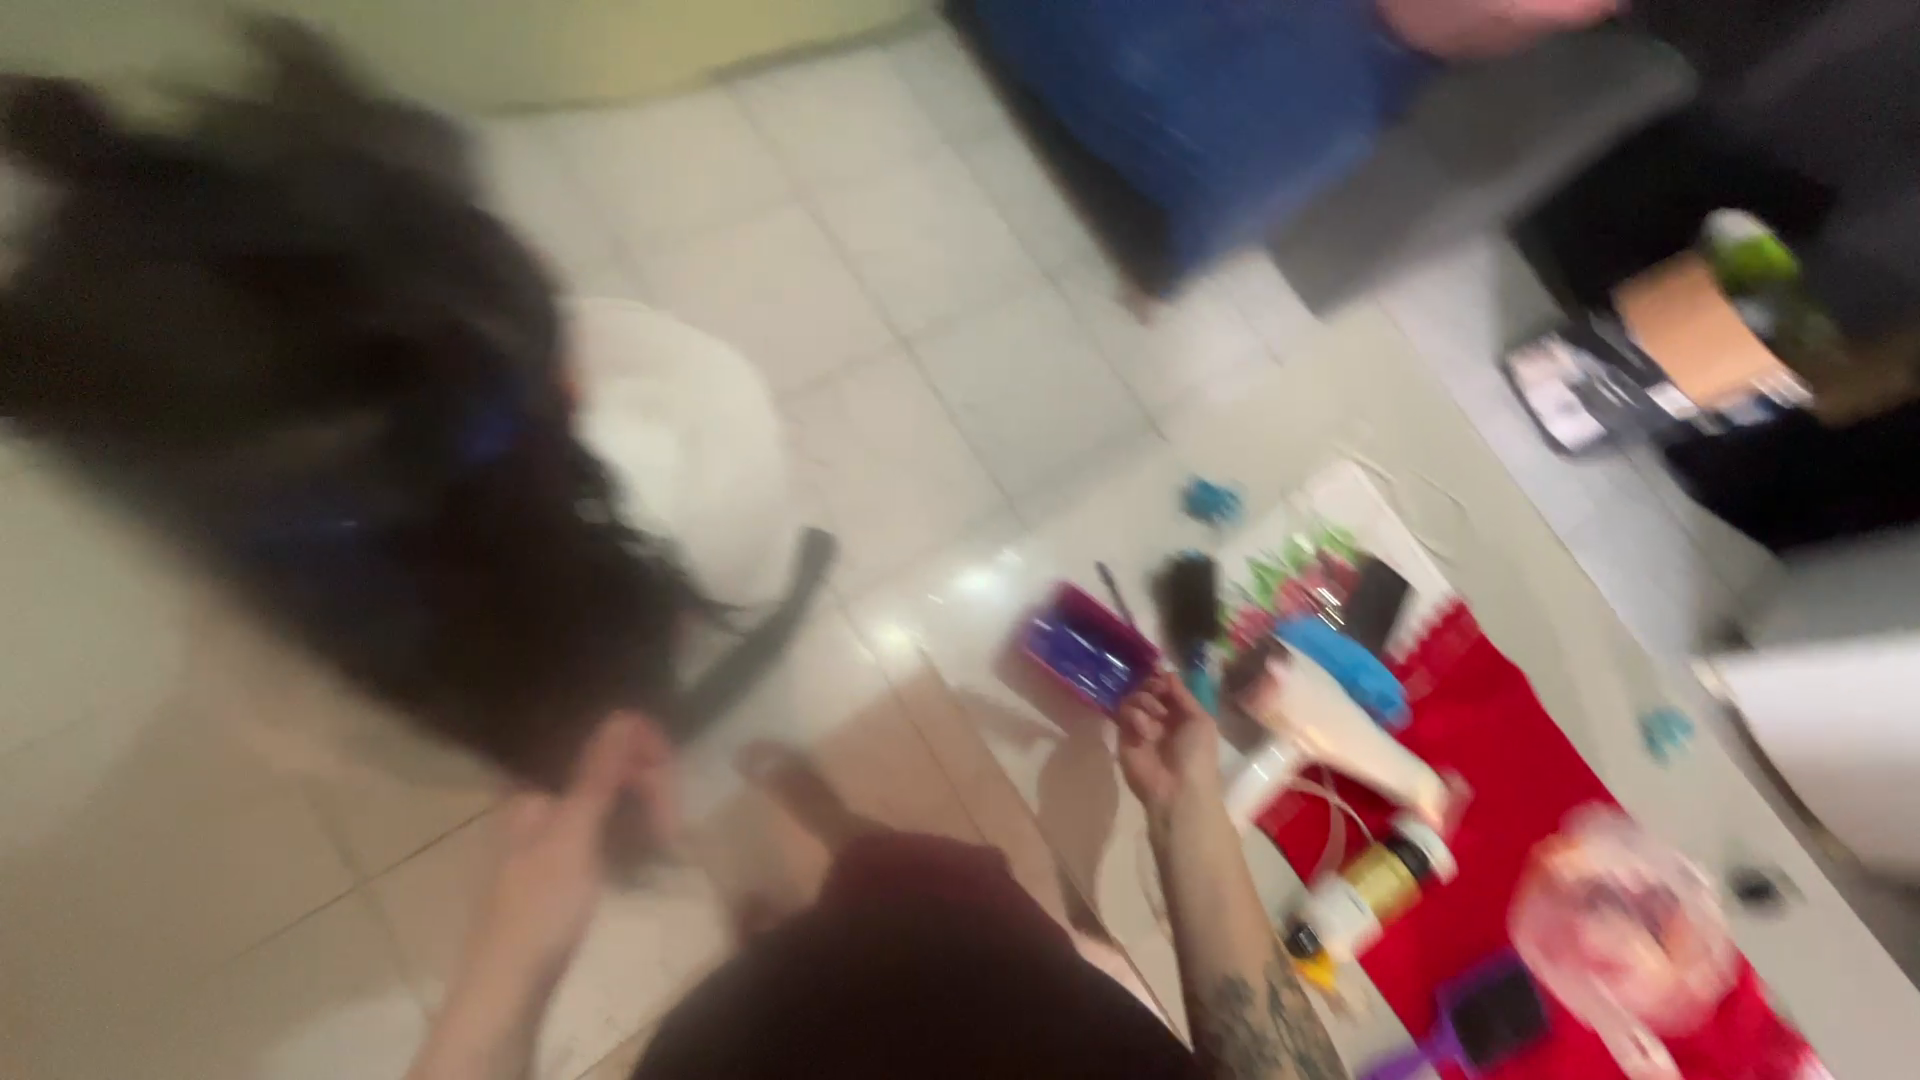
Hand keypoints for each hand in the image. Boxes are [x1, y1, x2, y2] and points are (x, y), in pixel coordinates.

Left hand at [460, 712, 676, 993]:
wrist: (510, 988)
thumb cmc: (540, 908)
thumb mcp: (574, 835)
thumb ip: (598, 773)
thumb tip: (624, 714)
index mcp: (536, 785)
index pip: (596, 735)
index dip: (637, 744)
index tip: (667, 772)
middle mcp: (545, 796)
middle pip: (608, 762)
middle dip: (648, 779)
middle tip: (672, 819)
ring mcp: (556, 826)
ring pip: (614, 792)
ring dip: (647, 803)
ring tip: (668, 833)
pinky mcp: (570, 854)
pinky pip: (610, 819)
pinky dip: (634, 824)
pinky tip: (654, 840)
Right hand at [1116, 672, 1220, 818]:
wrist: (1176, 789)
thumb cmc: (1196, 754)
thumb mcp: (1201, 720)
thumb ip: (1183, 694)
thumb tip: (1167, 672)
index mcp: (1180, 713)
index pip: (1165, 686)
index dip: (1161, 679)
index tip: (1160, 677)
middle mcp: (1159, 717)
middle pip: (1146, 688)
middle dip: (1151, 689)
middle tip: (1156, 696)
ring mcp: (1139, 725)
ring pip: (1133, 697)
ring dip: (1144, 704)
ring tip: (1153, 724)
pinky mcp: (1123, 735)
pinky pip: (1122, 713)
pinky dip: (1133, 717)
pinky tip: (1142, 732)